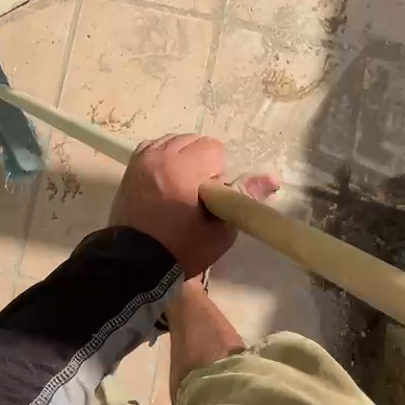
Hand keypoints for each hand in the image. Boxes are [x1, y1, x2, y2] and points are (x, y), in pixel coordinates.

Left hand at [108, 134, 277, 276]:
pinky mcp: (131, 167)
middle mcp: (161, 155)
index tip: (214, 195)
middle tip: (200, 193)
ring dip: (183, 157)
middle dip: (202, 161)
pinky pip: (154, 148)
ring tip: (182, 188)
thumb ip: (244, 197)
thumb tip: (273, 178)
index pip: (213, 149)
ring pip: (173, 142)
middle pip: (193, 141)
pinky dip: (164, 157)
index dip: (219, 171)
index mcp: (184, 168)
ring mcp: (142, 159)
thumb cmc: (181, 249)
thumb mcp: (220, 229)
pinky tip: (166, 181)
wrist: (134, 263)